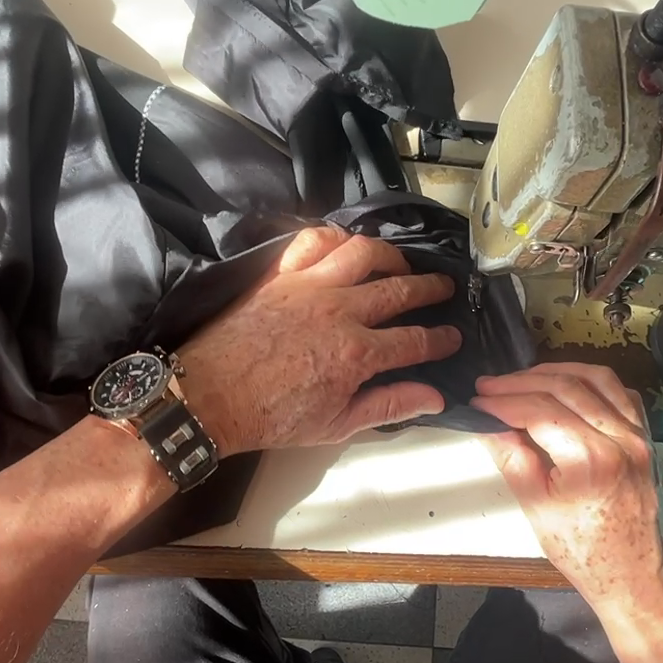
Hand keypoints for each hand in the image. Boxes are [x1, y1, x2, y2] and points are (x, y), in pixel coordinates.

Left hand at [180, 227, 462, 453]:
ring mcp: (309, 286)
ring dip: (390, 256)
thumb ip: (389, 406)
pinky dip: (334, 238)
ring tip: (401, 265)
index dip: (440, 339)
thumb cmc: (271, 417)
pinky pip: (313, 241)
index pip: (414, 341)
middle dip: (430, 289)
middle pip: (399, 289)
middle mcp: (340, 311)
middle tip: (444, 288)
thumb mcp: (336, 425)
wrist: (208, 396)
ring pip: (363, 253)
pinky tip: (345, 246)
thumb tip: (435, 397)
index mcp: (357, 354)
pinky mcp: (279, 275)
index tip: (453, 337)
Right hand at [471, 364, 662, 604]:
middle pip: (566, 387)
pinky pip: (619, 392)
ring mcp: (638, 435)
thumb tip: (488, 424)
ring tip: (521, 380)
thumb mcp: (535, 507)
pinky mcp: (644, 437)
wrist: (630, 574)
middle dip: (521, 382)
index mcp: (591, 459)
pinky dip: (589, 381)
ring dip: (554, 372)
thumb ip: (512, 458)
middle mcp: (621, 439)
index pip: (540, 410)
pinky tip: (564, 387)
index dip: (504, 401)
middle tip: (490, 386)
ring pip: (596, 378)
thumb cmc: (581, 550)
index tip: (479, 401)